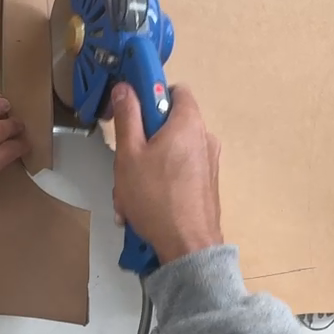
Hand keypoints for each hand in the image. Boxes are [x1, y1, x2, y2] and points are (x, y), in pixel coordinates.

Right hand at [111, 82, 222, 263]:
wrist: (187, 246)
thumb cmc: (155, 197)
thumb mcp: (129, 154)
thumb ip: (128, 117)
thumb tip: (125, 88)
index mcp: (188, 122)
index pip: (174, 90)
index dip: (150, 94)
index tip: (129, 110)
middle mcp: (204, 137)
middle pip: (168, 124)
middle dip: (142, 140)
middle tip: (124, 161)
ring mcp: (208, 163)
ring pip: (169, 152)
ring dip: (145, 167)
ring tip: (128, 193)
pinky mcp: (206, 185)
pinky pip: (178, 172)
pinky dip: (159, 182)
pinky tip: (142, 205)